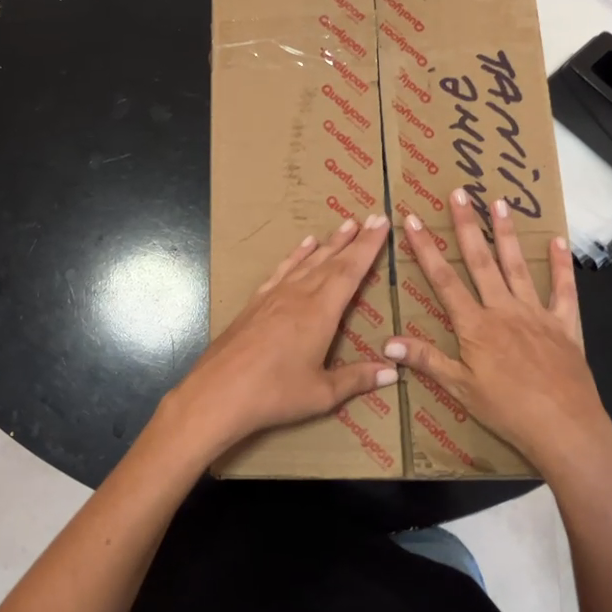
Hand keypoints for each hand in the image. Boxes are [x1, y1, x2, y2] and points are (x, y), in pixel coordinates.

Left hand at [167, 214, 399, 453]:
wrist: (219, 391)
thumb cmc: (274, 393)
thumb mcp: (322, 393)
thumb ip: (357, 379)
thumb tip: (392, 372)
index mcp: (320, 312)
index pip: (350, 271)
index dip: (368, 247)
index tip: (382, 223)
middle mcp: (298, 295)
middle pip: (331, 261)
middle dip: (354, 240)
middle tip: (372, 218)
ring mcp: (274, 295)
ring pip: (307, 261)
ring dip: (329, 243)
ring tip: (345, 226)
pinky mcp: (256, 302)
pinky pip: (283, 270)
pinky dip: (296, 255)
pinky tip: (304, 246)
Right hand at [388, 189, 611, 486]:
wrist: (564, 429)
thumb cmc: (507, 411)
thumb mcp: (460, 388)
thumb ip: (426, 360)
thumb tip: (387, 342)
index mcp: (474, 325)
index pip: (443, 279)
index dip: (425, 248)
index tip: (411, 220)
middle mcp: (503, 310)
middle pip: (480, 260)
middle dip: (466, 225)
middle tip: (459, 193)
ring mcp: (536, 315)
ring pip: (517, 266)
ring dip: (506, 233)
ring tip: (499, 202)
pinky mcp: (565, 326)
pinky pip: (563, 291)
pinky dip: (560, 266)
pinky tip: (558, 242)